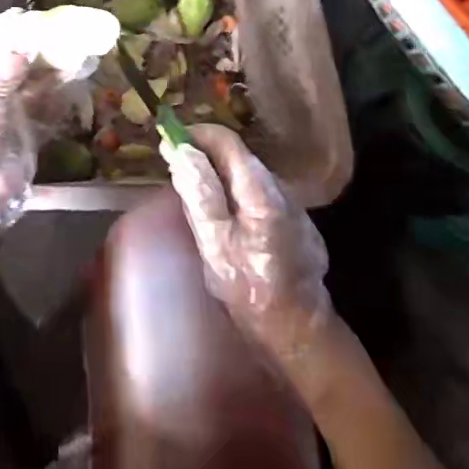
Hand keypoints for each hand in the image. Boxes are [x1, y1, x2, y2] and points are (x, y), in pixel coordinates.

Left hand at [0, 6, 119, 226]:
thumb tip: (21, 49)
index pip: (5, 38)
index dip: (29, 28)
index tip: (57, 20)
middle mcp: (0, 85)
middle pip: (30, 57)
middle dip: (55, 46)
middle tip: (85, 36)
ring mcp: (16, 108)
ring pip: (44, 79)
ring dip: (65, 68)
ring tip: (90, 56)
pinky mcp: (31, 130)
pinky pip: (53, 106)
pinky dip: (69, 96)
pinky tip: (84, 88)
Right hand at [160, 123, 331, 363]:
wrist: (300, 333)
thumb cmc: (250, 291)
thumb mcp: (215, 245)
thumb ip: (200, 195)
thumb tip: (182, 151)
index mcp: (260, 191)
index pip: (226, 141)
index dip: (195, 135)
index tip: (169, 141)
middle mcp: (280, 189)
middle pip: (237, 155)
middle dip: (203, 154)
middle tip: (174, 167)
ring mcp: (291, 205)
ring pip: (247, 175)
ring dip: (218, 174)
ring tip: (192, 189)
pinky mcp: (294, 222)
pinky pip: (257, 194)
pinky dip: (235, 193)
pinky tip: (223, 216)